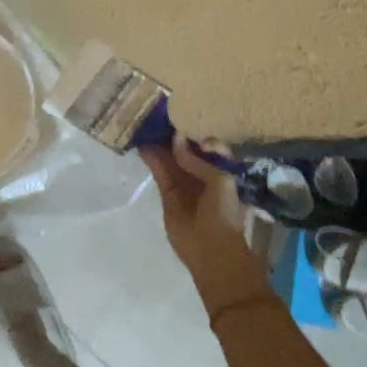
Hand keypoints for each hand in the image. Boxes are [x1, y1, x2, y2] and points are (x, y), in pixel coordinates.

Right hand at [139, 134, 269, 312]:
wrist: (211, 247)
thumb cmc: (223, 212)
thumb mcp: (220, 181)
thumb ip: (198, 161)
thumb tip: (177, 142)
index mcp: (222, 171)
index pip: (210, 147)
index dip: (198, 136)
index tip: (185, 123)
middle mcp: (202, 174)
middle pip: (187, 151)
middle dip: (175, 137)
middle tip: (159, 119)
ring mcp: (184, 184)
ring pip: (171, 159)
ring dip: (160, 146)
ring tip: (147, 128)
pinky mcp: (167, 192)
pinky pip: (159, 172)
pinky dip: (152, 159)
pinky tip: (143, 145)